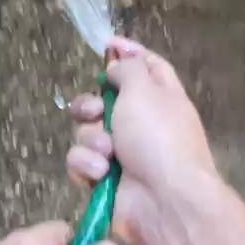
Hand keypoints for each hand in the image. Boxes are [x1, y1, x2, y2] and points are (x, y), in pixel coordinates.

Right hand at [66, 38, 220, 244]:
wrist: (163, 199)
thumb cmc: (159, 138)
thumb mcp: (145, 90)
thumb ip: (128, 70)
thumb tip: (117, 69)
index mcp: (162, 97)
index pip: (146, 66)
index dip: (127, 53)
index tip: (107, 44)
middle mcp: (142, 123)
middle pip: (105, 100)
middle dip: (91, 104)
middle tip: (95, 112)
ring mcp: (123, 152)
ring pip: (86, 132)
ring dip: (91, 139)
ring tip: (106, 152)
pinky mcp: (103, 179)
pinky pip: (81, 161)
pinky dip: (86, 164)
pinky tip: (99, 172)